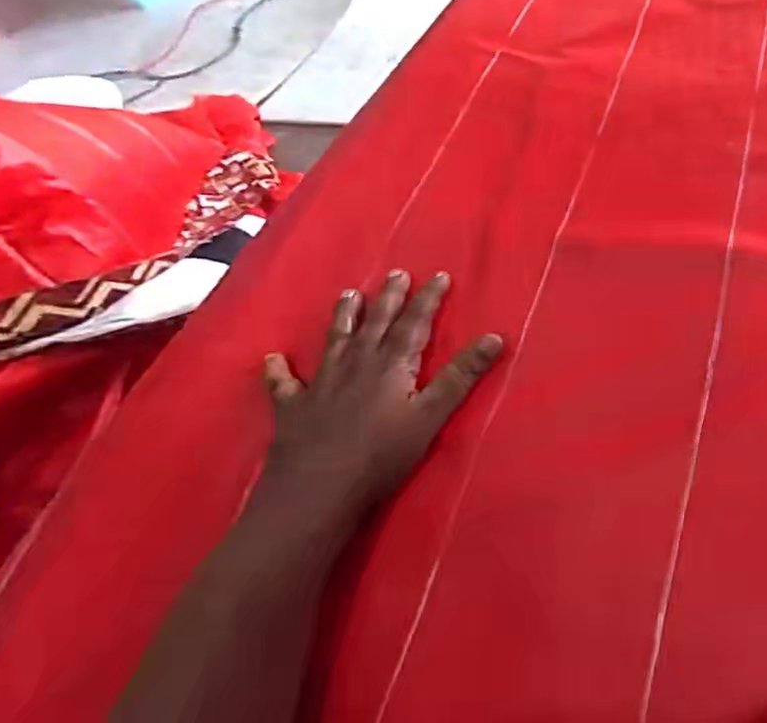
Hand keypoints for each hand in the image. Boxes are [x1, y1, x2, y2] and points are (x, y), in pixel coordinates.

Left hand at [259, 270, 502, 524]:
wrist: (315, 493)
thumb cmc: (381, 456)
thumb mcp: (431, 416)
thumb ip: (461, 376)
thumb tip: (494, 337)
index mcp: (392, 364)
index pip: (415, 322)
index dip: (428, 298)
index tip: (438, 275)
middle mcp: (356, 364)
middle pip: (376, 322)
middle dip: (389, 297)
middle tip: (396, 273)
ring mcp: (322, 384)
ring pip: (335, 340)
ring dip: (343, 316)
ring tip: (349, 293)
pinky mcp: (293, 408)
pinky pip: (284, 384)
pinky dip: (277, 371)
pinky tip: (272, 359)